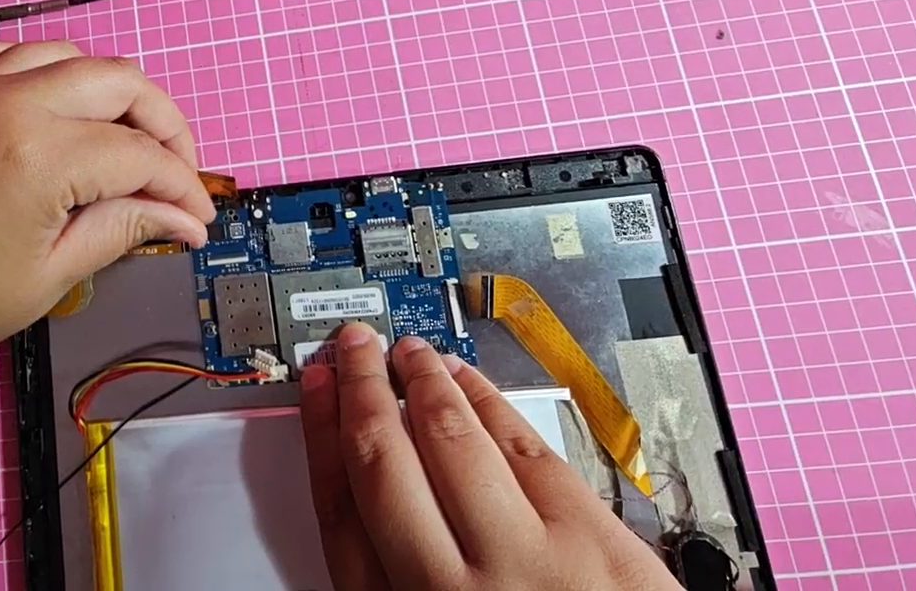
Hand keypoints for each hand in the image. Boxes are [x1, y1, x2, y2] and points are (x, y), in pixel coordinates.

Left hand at [0, 40, 214, 428]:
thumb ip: (124, 228)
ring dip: (116, 95)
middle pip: (121, 83)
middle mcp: (7, 97)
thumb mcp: (49, 274)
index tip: (199, 216)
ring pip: (76, 58)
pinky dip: (60, 77)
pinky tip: (70, 117)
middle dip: (165, 127)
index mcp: (35, 152)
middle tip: (178, 176)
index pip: (139, 155)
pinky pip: (22, 56)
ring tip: (130, 146)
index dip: (182, 186)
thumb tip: (184, 218)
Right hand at [301, 324, 679, 590]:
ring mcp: (529, 565)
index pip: (340, 511)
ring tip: (408, 351)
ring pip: (452, 439)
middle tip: (354, 346)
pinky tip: (467, 380)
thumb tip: (360, 477)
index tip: (319, 389)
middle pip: (385, 461)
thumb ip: (398, 573)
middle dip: (363, 387)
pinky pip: (525, 447)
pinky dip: (487, 400)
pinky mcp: (596, 545)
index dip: (322, 434)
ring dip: (424, 380)